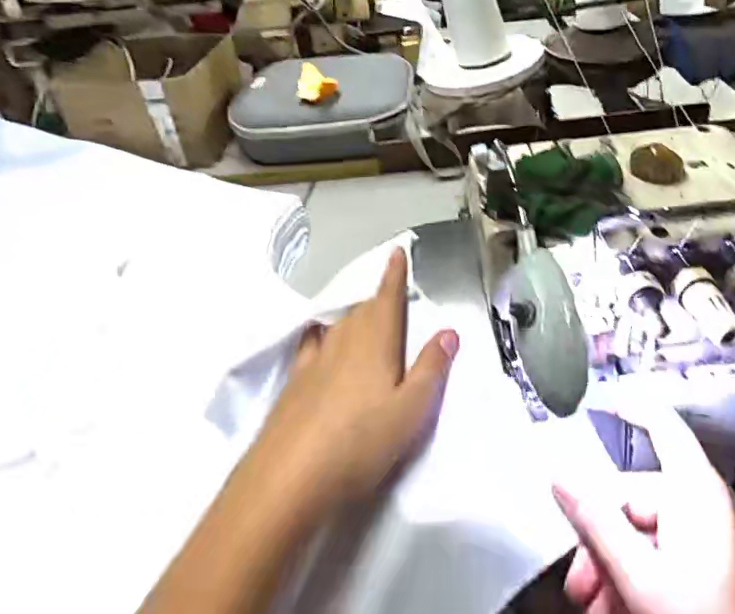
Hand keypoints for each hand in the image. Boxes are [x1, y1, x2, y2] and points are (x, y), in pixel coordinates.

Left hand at [243, 248, 457, 511]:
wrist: (285, 481)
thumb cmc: (359, 443)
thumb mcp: (411, 411)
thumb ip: (432, 368)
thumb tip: (448, 331)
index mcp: (376, 341)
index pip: (387, 298)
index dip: (393, 275)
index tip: (395, 252)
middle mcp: (343, 342)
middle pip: (363, 310)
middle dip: (377, 300)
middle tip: (391, 298)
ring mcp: (313, 362)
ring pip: (338, 327)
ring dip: (352, 319)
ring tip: (361, 320)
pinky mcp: (292, 386)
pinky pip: (313, 346)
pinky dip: (323, 338)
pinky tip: (319, 346)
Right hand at [552, 404, 734, 613]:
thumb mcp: (638, 575)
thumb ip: (596, 522)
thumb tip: (561, 477)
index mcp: (695, 489)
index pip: (661, 425)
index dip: (631, 406)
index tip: (601, 401)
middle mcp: (706, 503)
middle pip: (639, 497)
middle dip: (601, 540)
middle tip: (579, 585)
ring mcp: (715, 537)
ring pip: (648, 534)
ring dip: (614, 567)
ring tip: (597, 606)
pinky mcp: (717, 568)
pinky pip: (668, 555)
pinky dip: (640, 577)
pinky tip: (620, 608)